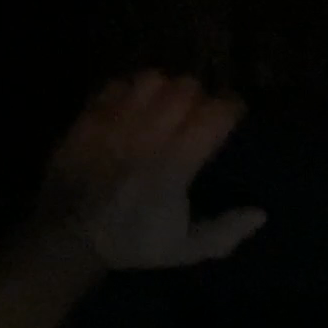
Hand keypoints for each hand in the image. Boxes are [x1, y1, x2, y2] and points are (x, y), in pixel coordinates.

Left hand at [35, 72, 267, 270]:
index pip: (216, 113)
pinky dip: (129, 93)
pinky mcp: (89, 117)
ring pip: (151, 79)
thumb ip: (224, 232)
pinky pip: (116, 85)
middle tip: (194, 116)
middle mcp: (147, 135)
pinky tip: (131, 111)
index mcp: (175, 165)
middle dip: (197, 98)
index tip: (230, 119)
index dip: (230, 109)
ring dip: (163, 90)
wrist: (68, 237)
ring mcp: (115, 122)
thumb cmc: (130, 242)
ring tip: (162, 109)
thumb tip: (260, 214)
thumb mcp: (182, 249)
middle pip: (186, 87)